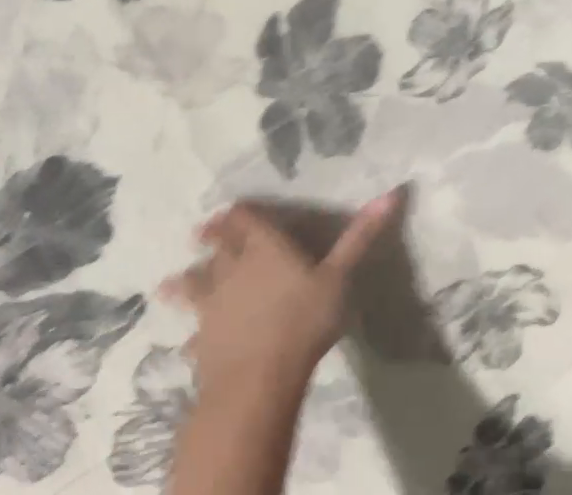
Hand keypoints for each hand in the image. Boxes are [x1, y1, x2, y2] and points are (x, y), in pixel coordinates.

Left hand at [161, 191, 400, 402]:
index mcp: (265, 250)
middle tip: (207, 232)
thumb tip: (393, 192)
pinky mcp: (200, 339)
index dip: (240, 213)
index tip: (236, 210)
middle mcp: (231, 271)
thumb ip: (360, 236)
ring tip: (179, 280)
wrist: (256, 380)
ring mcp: (210, 307)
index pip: (243, 220)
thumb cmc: (305, 319)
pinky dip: (193, 328)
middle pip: (216, 248)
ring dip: (186, 279)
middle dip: (212, 237)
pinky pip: (193, 329)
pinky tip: (193, 337)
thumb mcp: (341, 275)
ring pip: (191, 285)